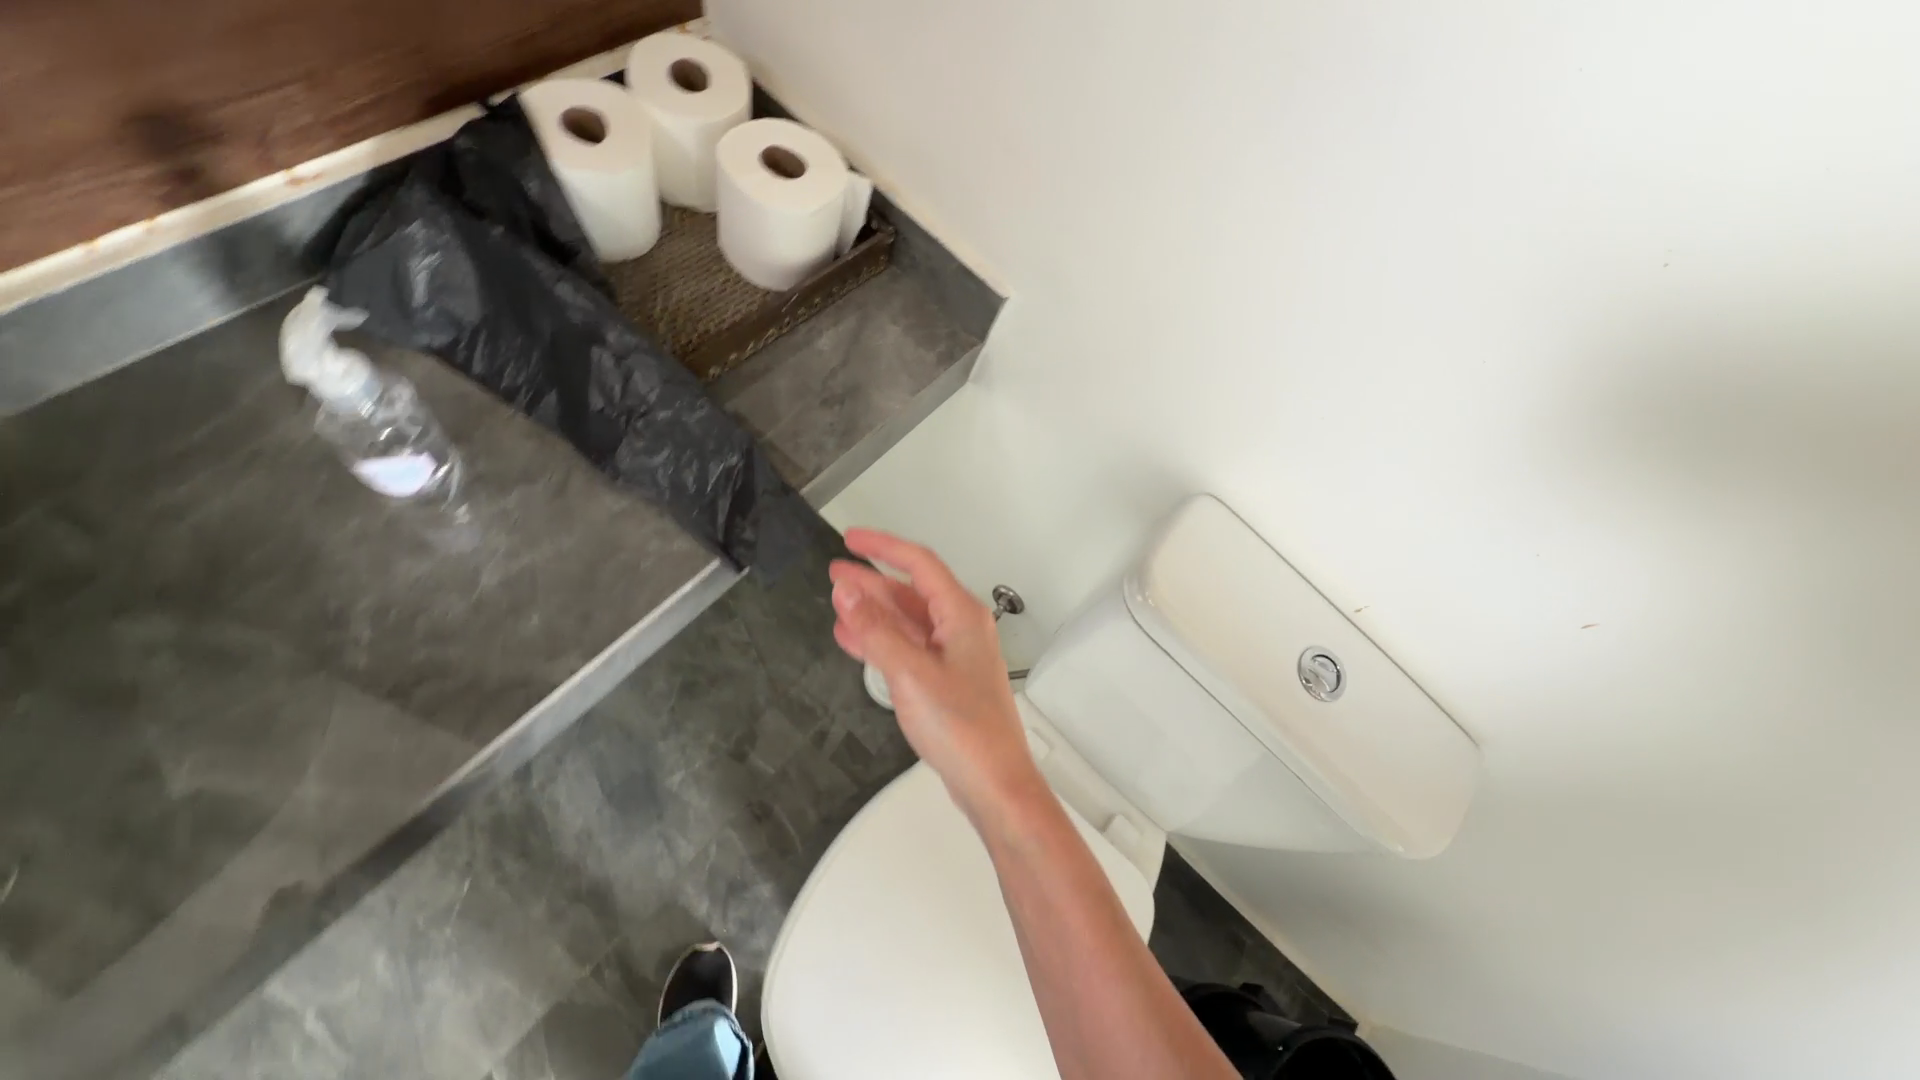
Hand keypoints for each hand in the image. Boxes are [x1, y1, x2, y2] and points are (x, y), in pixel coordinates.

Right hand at [829, 529, 1043, 821]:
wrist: (993, 783)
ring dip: (874, 612)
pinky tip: (857, 642)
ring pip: (909, 621)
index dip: (882, 547)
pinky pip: (910, 648)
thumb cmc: (965, 730)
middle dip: (873, 581)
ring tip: (839, 606)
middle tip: (837, 574)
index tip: (851, 539)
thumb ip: (876, 630)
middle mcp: (961, 630)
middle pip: (912, 592)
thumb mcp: (911, 672)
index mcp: (961, 616)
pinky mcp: (947, 682)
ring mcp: (955, 657)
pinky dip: (882, 641)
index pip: (919, 564)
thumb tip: (848, 592)